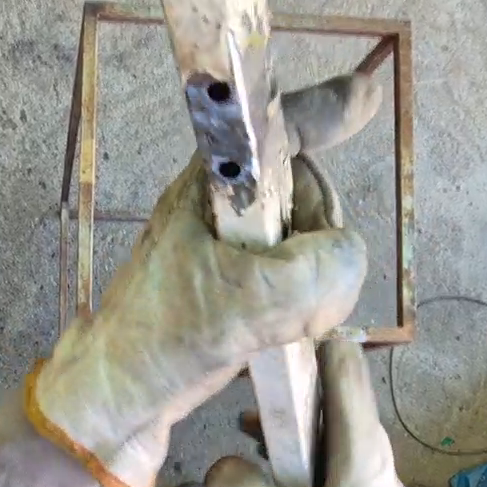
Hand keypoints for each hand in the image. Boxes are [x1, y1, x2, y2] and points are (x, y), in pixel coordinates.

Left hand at [26, 73, 379, 486]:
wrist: (122, 391)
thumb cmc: (167, 336)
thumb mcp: (252, 300)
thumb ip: (322, 271)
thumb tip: (346, 261)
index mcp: (212, 183)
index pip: (276, 127)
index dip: (323, 110)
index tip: (365, 96)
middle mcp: (222, 204)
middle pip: (306, 191)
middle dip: (320, 236)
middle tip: (292, 292)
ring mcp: (229, 244)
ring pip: (305, 239)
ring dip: (312, 279)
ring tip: (275, 320)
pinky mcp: (235, 280)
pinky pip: (293, 273)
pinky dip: (303, 298)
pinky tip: (283, 328)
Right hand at [206, 340, 448, 486]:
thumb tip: (227, 462)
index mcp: (363, 471)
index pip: (347, 387)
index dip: (319, 347)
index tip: (286, 319)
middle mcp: (375, 467)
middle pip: (340, 401)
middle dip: (298, 379)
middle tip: (254, 367)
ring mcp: (374, 485)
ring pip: (335, 429)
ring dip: (296, 417)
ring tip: (253, 419)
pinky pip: (333, 456)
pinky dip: (302, 446)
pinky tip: (270, 462)